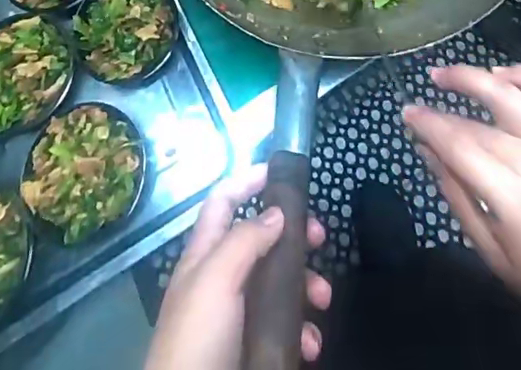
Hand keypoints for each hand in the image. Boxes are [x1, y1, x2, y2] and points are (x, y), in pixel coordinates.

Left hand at [145, 164, 333, 369]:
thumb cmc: (198, 335)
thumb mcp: (217, 278)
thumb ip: (245, 240)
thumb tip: (276, 212)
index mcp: (206, 253)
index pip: (223, 201)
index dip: (247, 181)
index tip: (279, 172)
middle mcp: (221, 278)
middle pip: (260, 240)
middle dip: (292, 235)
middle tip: (320, 237)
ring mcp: (236, 315)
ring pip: (278, 284)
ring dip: (305, 285)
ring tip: (323, 300)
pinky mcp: (251, 348)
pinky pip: (284, 329)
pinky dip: (303, 331)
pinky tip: (311, 345)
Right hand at [402, 64, 520, 345]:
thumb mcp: (496, 256)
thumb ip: (458, 198)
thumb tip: (427, 152)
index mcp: (515, 199)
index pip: (458, 146)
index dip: (427, 125)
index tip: (406, 115)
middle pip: (477, 124)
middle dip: (440, 112)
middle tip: (416, 107)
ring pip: (512, 96)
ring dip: (473, 77)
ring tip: (445, 75)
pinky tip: (503, 74)